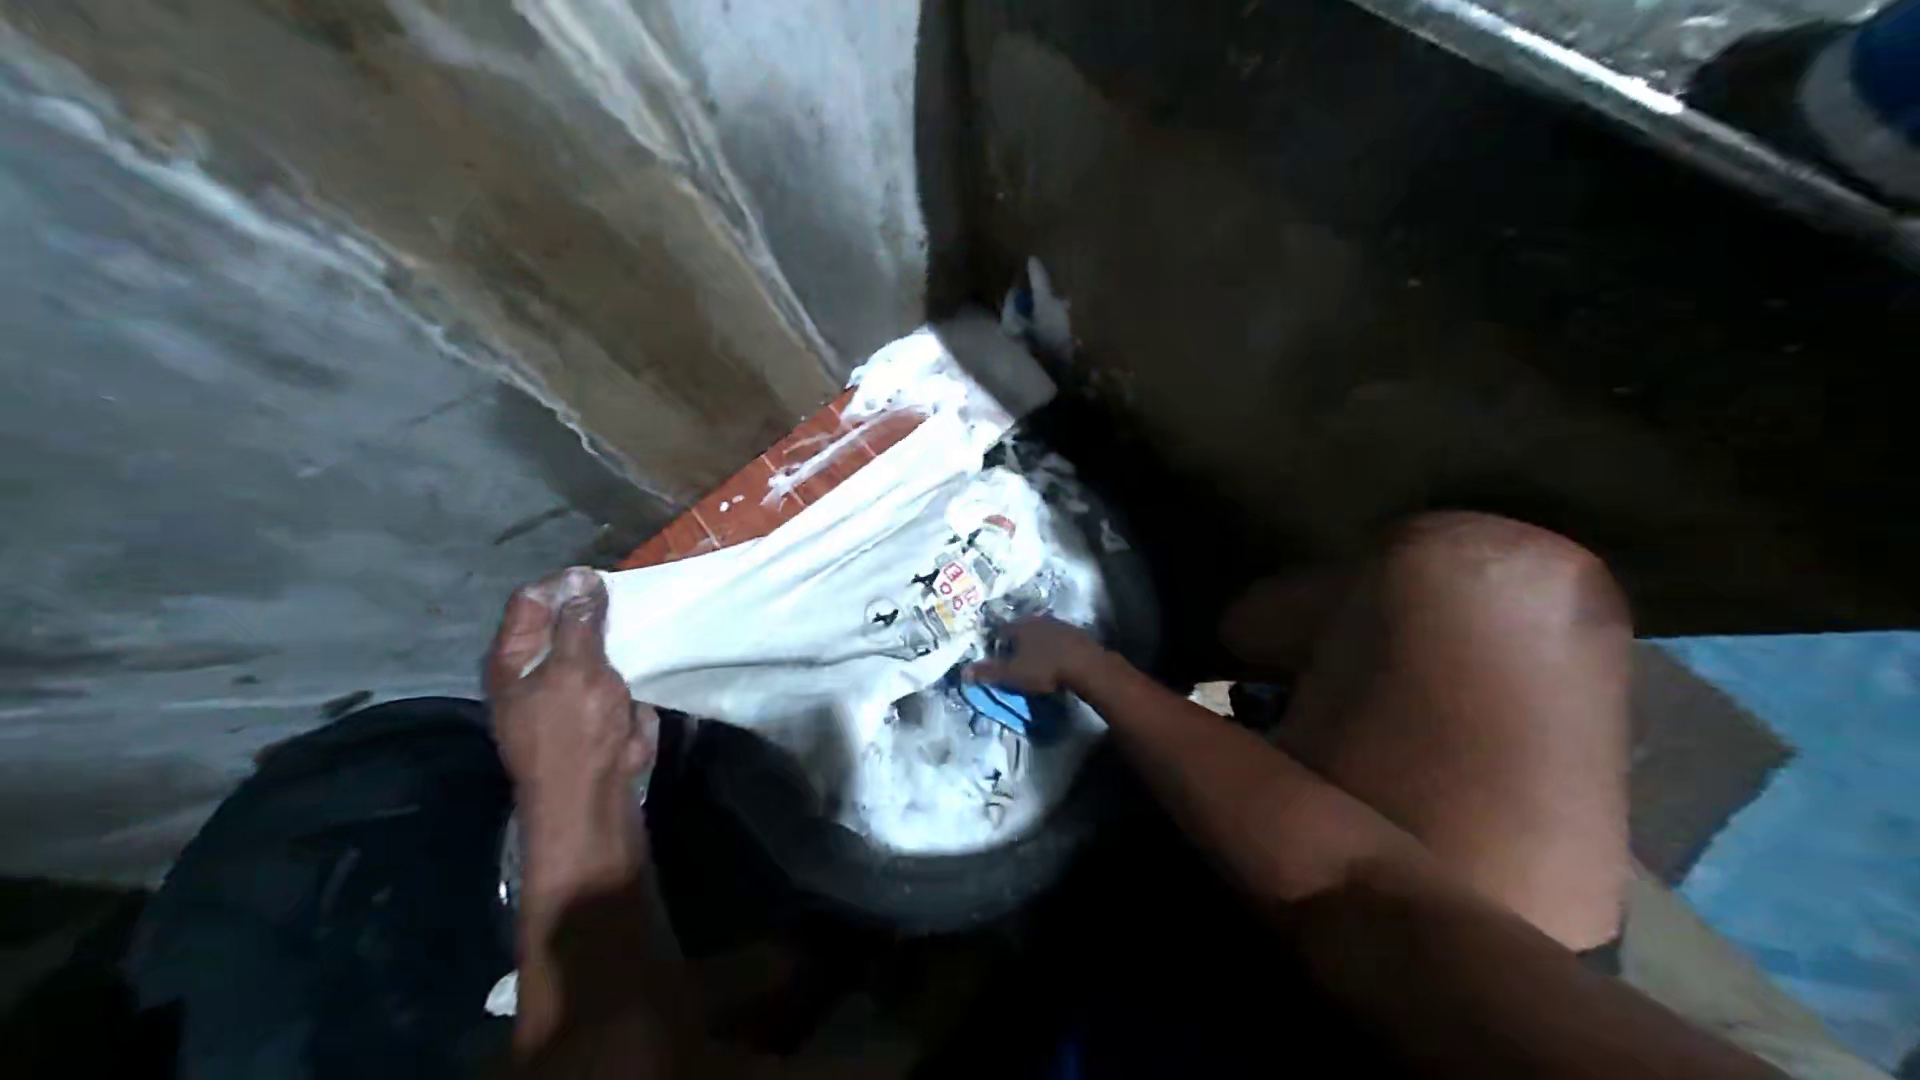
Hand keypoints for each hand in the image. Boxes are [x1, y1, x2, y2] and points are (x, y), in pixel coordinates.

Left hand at [485, 567, 655, 825]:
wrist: (595, 789)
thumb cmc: (575, 729)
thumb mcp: (575, 668)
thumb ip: (579, 622)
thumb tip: (582, 578)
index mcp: (514, 657)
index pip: (533, 600)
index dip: (565, 585)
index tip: (603, 580)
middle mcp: (538, 665)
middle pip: (564, 617)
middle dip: (596, 603)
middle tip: (630, 593)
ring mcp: (571, 681)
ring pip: (593, 638)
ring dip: (617, 625)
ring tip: (645, 609)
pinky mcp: (600, 695)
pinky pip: (615, 660)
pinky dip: (631, 647)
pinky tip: (652, 636)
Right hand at [964, 616, 1108, 694]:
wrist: (1086, 665)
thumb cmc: (1045, 668)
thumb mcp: (1012, 674)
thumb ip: (988, 672)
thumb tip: (964, 671)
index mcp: (1019, 626)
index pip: (1000, 630)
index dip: (996, 643)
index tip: (997, 656)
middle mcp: (1037, 619)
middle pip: (1020, 628)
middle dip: (1016, 641)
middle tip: (1015, 658)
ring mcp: (1058, 623)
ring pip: (1040, 631)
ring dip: (1036, 642)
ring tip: (1035, 659)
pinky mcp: (1076, 632)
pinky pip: (1058, 637)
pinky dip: (1053, 646)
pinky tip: (1056, 658)